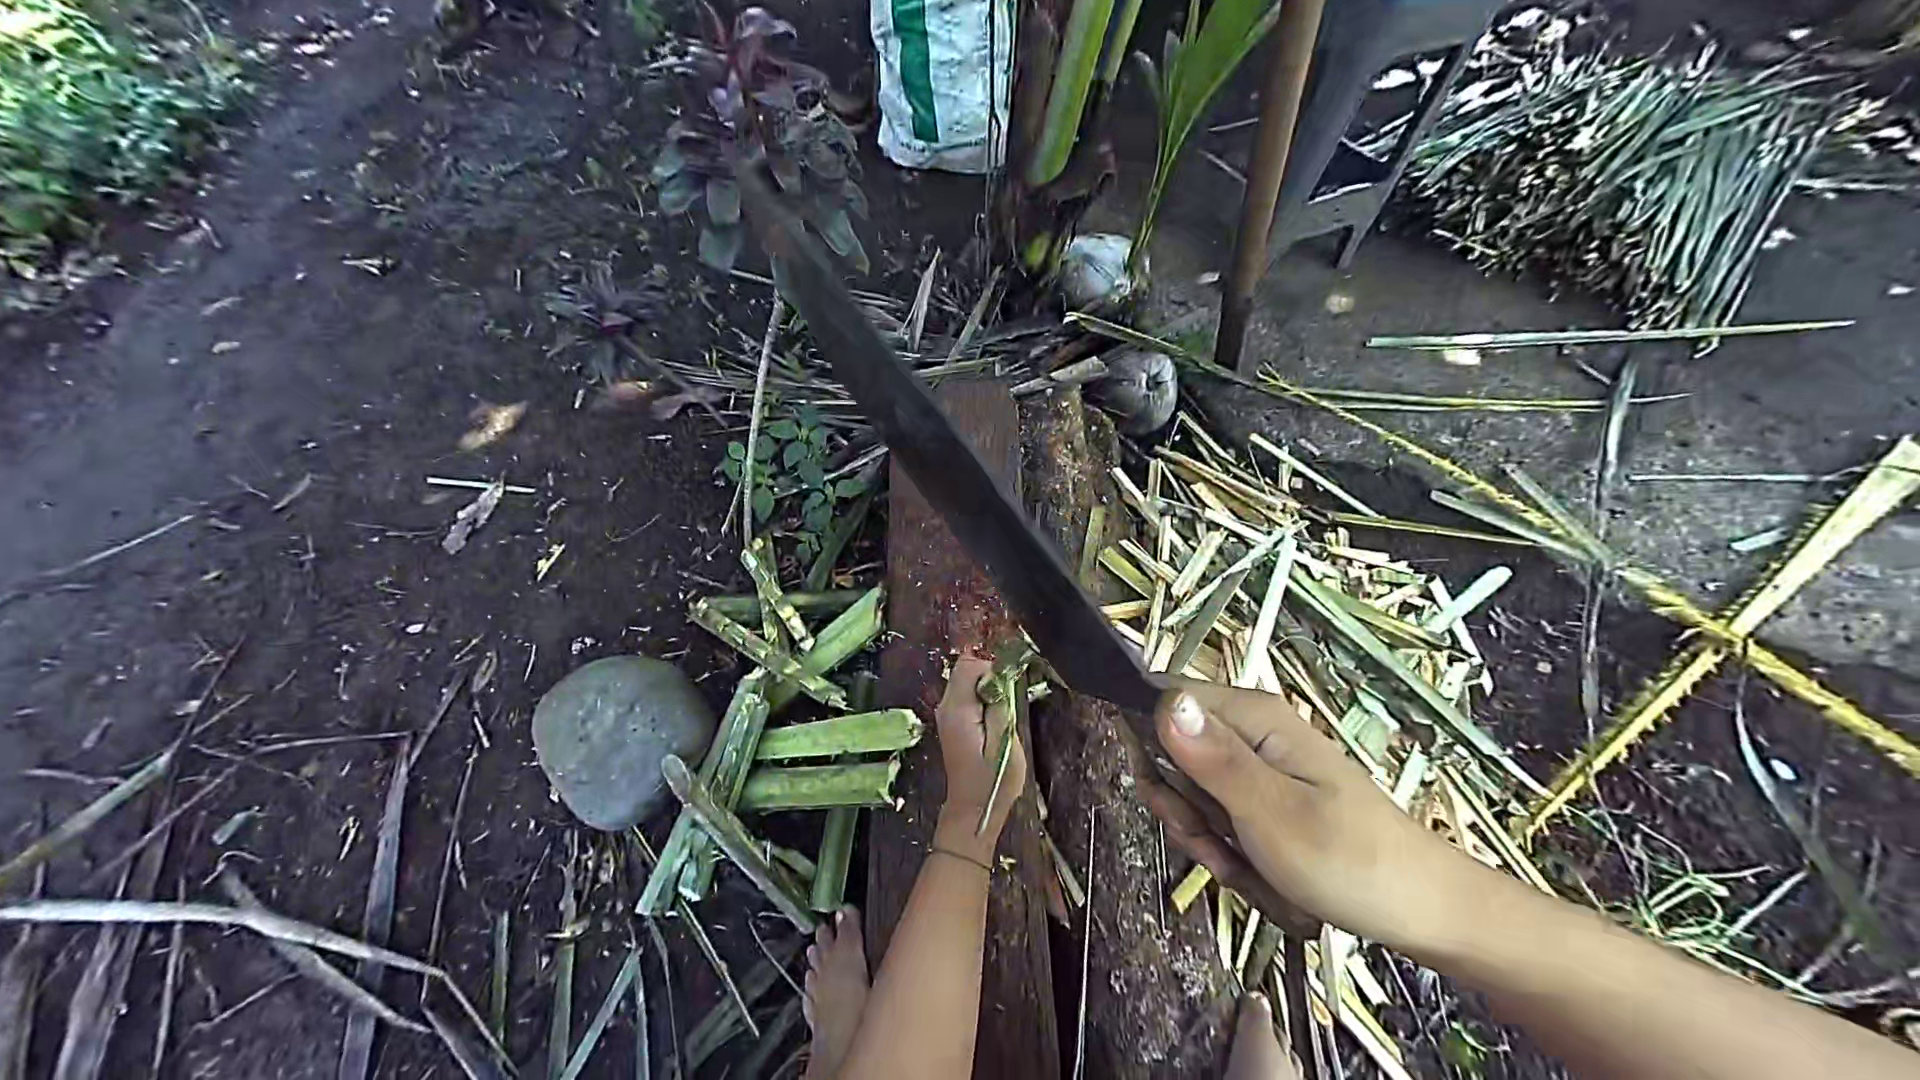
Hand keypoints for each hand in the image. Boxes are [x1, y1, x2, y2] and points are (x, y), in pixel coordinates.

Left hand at [932, 655, 1028, 857]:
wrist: (973, 809)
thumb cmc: (994, 781)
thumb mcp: (1006, 743)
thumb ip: (1000, 706)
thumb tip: (997, 677)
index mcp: (958, 710)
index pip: (968, 665)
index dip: (991, 668)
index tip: (1008, 689)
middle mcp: (946, 707)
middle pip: (965, 669)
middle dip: (989, 677)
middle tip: (1006, 703)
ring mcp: (945, 713)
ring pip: (965, 680)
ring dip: (985, 688)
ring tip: (1000, 714)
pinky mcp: (951, 720)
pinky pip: (965, 694)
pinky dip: (980, 698)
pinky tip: (991, 719)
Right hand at [1149, 678, 1490, 951]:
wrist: (1422, 914)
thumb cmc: (1352, 862)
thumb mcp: (1274, 813)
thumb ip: (1214, 759)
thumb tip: (1165, 702)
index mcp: (1253, 716)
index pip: (1165, 701)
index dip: (1151, 746)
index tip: (1171, 796)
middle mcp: (1250, 731)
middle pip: (1170, 750)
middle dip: (1181, 805)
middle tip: (1212, 841)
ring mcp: (1256, 765)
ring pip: (1188, 790)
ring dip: (1202, 834)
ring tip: (1241, 863)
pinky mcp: (1261, 796)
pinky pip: (1213, 815)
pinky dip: (1223, 848)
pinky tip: (1252, 869)